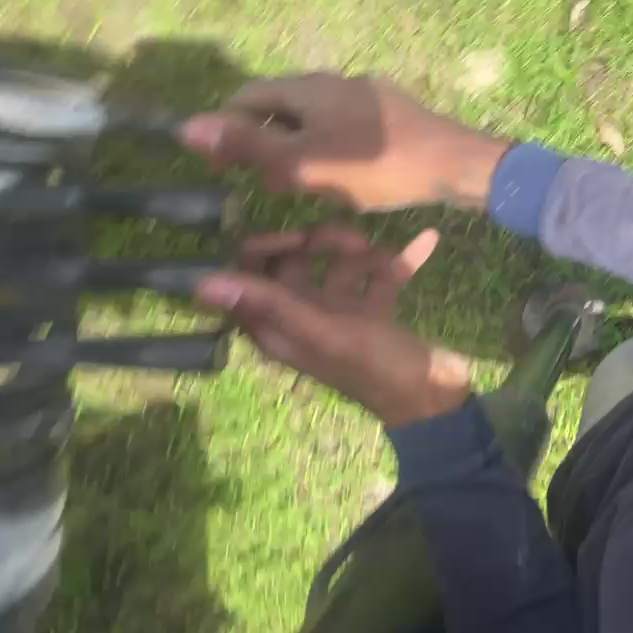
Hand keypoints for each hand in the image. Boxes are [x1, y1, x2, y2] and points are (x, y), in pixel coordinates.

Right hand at [178, 74, 510, 211]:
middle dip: (269, 142)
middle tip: (268, 181)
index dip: (227, 131)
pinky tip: (352, 179)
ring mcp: (377, 97)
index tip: (223, 169)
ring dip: (306, 149)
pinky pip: (357, 130)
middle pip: (286, 108)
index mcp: (312, 87)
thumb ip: (248, 146)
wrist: (458, 165)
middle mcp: (342, 82)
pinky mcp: (404, 116)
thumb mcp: (304, 163)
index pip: (248, 98)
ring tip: (307, 185)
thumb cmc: (378, 166)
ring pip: (323, 120)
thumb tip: (186, 127)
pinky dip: (341, 151)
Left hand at [195, 224, 472, 427]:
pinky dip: (403, 259)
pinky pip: (382, 278)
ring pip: (340, 268)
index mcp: (278, 327)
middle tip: (354, 242)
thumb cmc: (375, 366)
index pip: (250, 278)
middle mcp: (302, 318)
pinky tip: (427, 240)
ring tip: (387, 253)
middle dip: (323, 246)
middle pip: (296, 266)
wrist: (432, 394)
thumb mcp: (325, 334)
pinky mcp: (375, 313)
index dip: (265, 251)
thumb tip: (200, 283)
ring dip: (366, 253)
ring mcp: (341, 315)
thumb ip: (272, 305)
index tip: (299, 237)